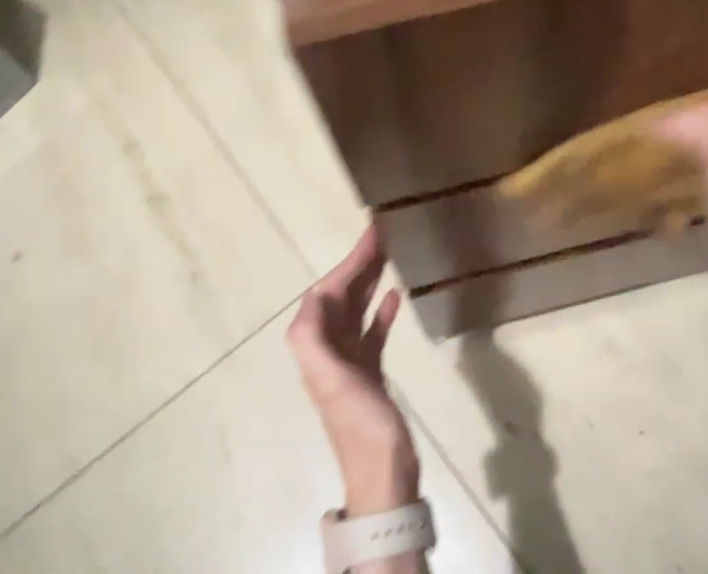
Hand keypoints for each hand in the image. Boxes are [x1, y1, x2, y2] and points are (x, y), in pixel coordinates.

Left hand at [288, 227, 419, 514]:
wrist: (383, 473)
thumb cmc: (359, 424)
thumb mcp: (331, 380)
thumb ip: (312, 338)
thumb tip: (315, 296)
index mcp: (314, 346)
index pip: (325, 292)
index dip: (346, 263)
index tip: (369, 235)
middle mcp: (326, 349)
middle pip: (340, 295)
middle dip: (358, 264)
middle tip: (382, 233)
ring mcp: (348, 361)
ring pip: (356, 308)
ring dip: (369, 280)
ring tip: (389, 254)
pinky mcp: (369, 372)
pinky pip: (372, 331)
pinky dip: (380, 311)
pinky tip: (394, 295)